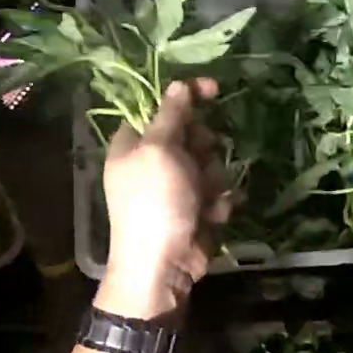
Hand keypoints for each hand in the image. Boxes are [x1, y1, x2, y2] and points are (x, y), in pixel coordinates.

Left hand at [94, 78, 230, 320]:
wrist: (163, 267)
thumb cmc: (155, 204)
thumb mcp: (159, 152)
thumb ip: (171, 116)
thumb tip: (178, 84)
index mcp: (134, 143)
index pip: (161, 106)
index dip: (187, 96)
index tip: (214, 89)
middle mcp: (154, 161)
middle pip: (193, 134)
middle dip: (204, 148)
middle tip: (200, 160)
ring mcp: (176, 187)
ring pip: (211, 163)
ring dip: (213, 179)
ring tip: (203, 198)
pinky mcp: (196, 208)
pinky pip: (218, 191)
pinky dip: (217, 202)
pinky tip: (210, 216)